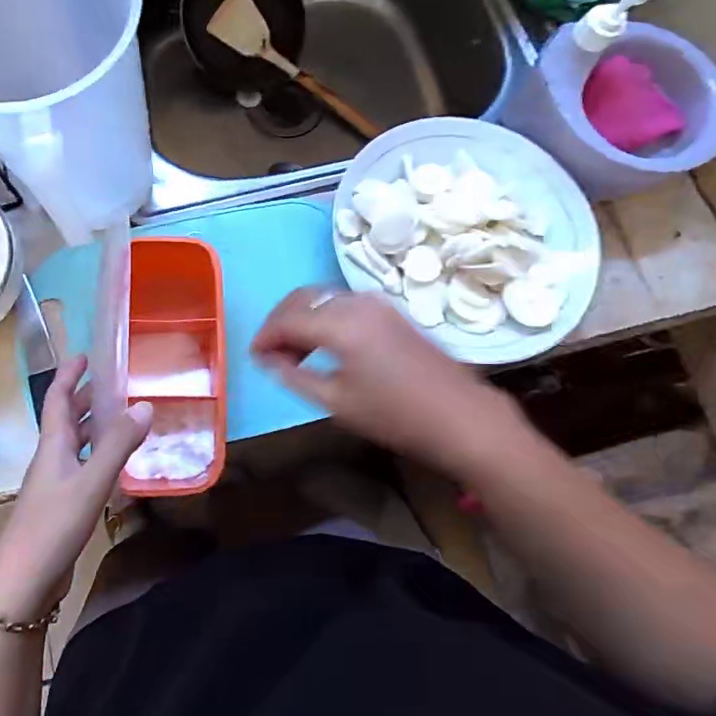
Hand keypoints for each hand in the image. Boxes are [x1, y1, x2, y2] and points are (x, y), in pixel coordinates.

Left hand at [0, 355, 152, 623]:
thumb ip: (117, 445)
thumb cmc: (54, 524)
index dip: (69, 375)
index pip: (57, 398)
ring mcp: (55, 482)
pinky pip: (83, 468)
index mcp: (53, 444)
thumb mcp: (91, 481)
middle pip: (67, 419)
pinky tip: (119, 464)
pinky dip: (100, 456)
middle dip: (86, 397)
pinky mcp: (63, 505)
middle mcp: (52, 457)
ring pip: (76, 444)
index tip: (86, 355)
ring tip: (123, 416)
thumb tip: (144, 405)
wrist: (26, 579)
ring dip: (95, 427)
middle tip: (114, 383)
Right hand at [251, 288, 533, 475]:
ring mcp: (376, 303)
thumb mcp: (335, 402)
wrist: (462, 417)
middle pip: (301, 299)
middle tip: (270, 354)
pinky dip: (322, 317)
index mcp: (339, 323)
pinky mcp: (390, 311)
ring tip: (293, 353)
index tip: (254, 357)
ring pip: (321, 298)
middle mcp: (356, 302)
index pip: (285, 318)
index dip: (264, 337)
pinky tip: (321, 345)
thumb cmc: (395, 416)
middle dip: (279, 322)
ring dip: (300, 318)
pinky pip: (341, 303)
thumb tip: (267, 360)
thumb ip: (293, 376)